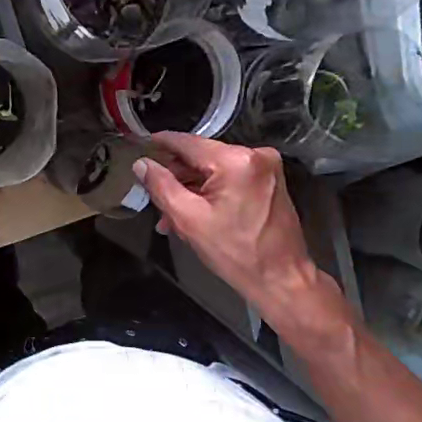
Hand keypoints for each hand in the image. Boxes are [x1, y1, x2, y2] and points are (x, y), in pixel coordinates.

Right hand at [132, 133, 339, 328]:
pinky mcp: (269, 180)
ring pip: (214, 169)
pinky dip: (211, 193)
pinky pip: (230, 178)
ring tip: (169, 217)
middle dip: (176, 178)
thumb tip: (142, 164)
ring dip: (191, 189)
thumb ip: (161, 186)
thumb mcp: (188, 219)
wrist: (281, 278)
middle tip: (152, 198)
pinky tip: (194, 214)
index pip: (187, 143)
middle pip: (201, 156)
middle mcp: (255, 155)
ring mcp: (266, 167)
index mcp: (236, 161)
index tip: (139, 146)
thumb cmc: (235, 253)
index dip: (160, 144)